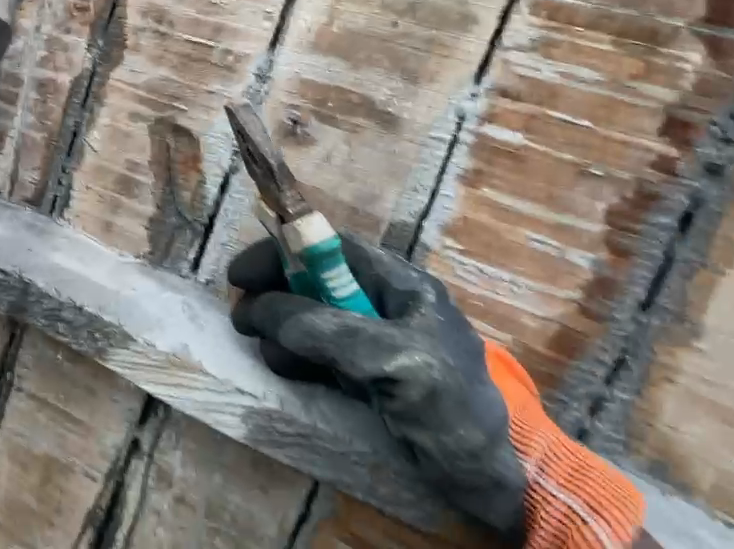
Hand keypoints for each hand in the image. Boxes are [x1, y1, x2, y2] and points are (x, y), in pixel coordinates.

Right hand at [229, 236, 647, 546]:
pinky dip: (293, 357)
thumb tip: (256, 307)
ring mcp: (376, 341)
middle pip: (311, 282)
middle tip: (244, 321)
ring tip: (271, 356)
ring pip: (308, 318)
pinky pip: (316, 352)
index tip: (241, 278)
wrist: (492, 484)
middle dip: (274, 298)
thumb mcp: (389, 359)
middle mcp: (385, 305)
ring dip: (279, 332)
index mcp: (401, 287)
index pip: (329, 249)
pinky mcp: (367, 374)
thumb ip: (321, 327)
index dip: (281, 253)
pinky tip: (288, 371)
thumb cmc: (449, 410)